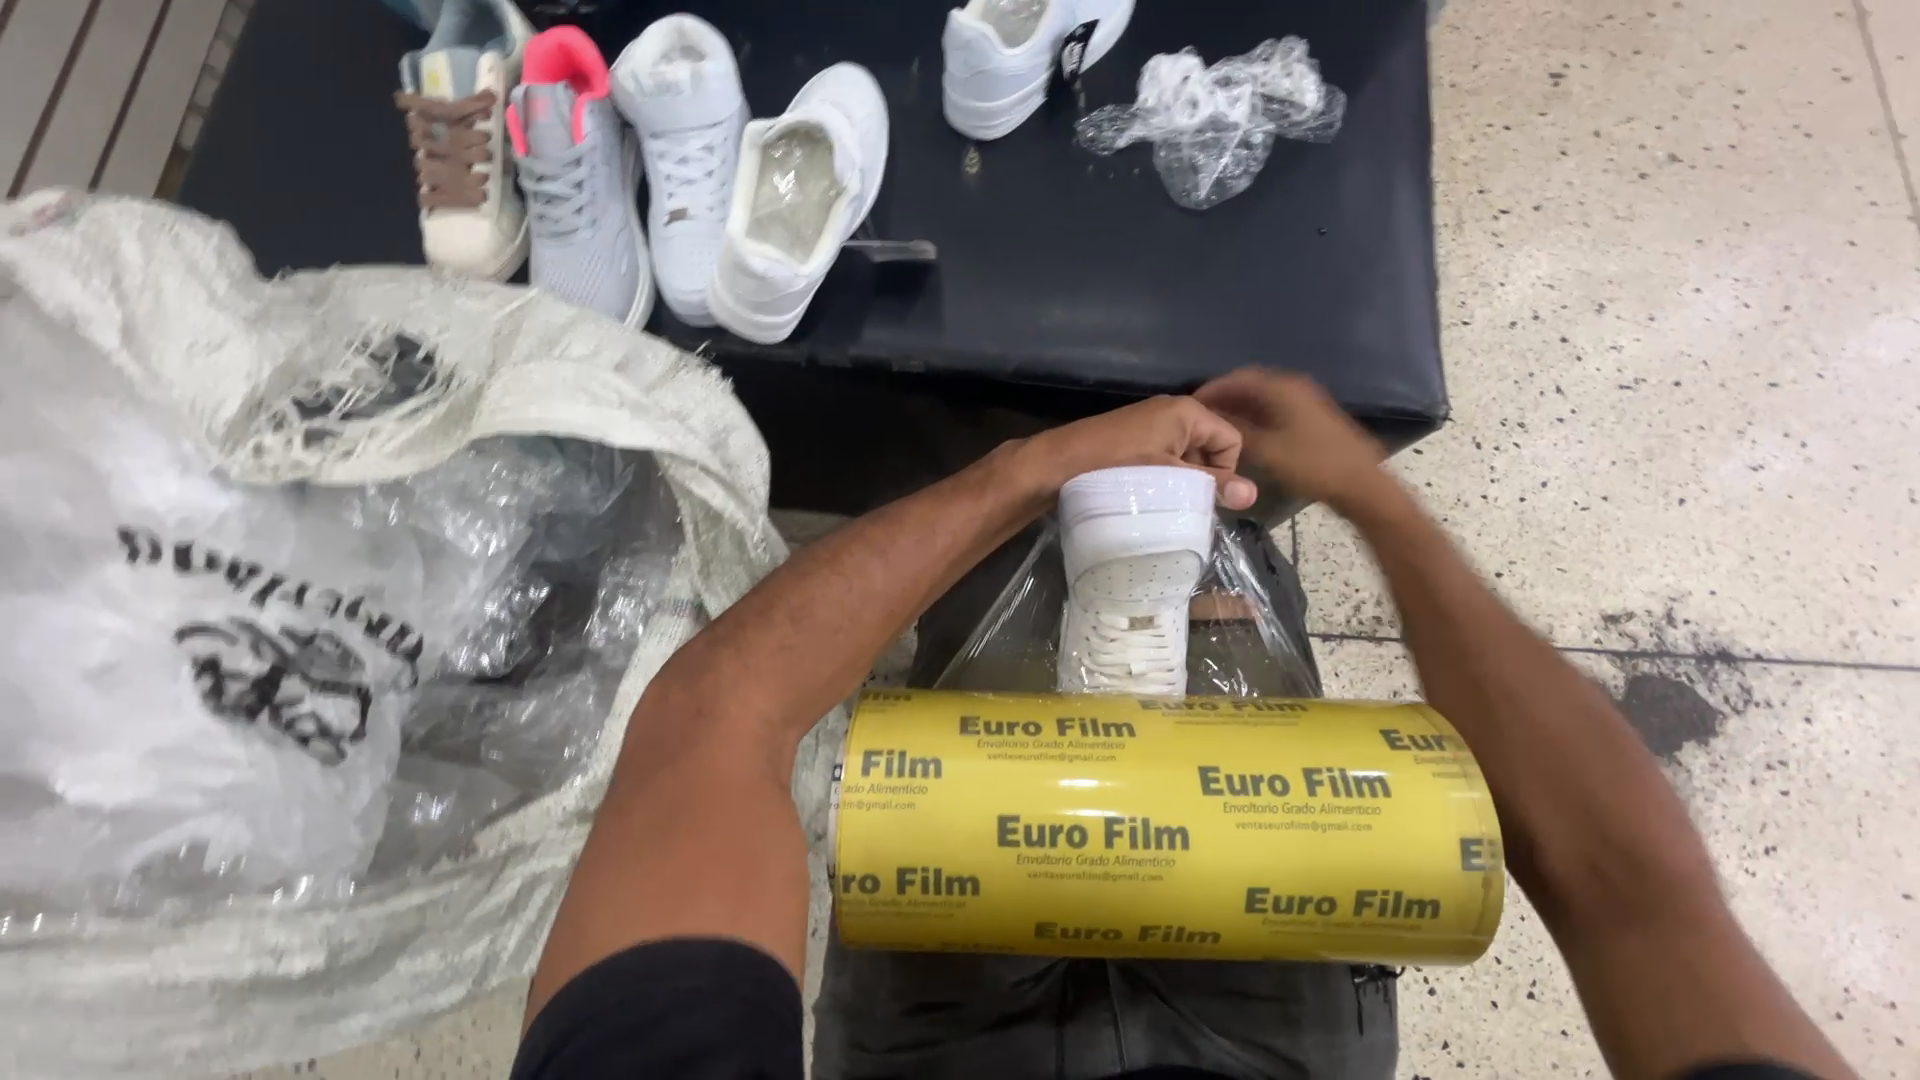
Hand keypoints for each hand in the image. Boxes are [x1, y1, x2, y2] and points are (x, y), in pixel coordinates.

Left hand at [1013, 396, 1256, 509]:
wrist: (1060, 463)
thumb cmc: (1118, 465)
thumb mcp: (1169, 477)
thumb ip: (1211, 484)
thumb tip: (1253, 494)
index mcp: (1188, 411)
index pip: (1231, 440)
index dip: (1225, 470)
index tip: (1205, 496)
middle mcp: (1172, 410)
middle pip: (1209, 447)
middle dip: (1202, 476)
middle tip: (1184, 502)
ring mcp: (1150, 423)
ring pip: (1185, 456)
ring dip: (1181, 479)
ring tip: (1163, 500)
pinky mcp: (1133, 438)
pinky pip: (1163, 457)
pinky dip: (1162, 475)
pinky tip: (1147, 494)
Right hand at [1193, 369, 1388, 510]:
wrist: (1359, 483)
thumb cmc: (1312, 464)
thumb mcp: (1266, 450)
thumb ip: (1235, 431)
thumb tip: (1209, 418)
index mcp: (1282, 388)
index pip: (1238, 378)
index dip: (1212, 389)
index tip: (1191, 403)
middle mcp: (1293, 387)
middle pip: (1249, 386)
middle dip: (1224, 399)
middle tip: (1200, 416)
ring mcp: (1304, 402)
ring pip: (1261, 399)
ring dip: (1238, 409)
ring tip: (1214, 427)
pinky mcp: (1309, 417)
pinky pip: (1273, 410)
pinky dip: (1254, 417)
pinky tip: (1241, 435)